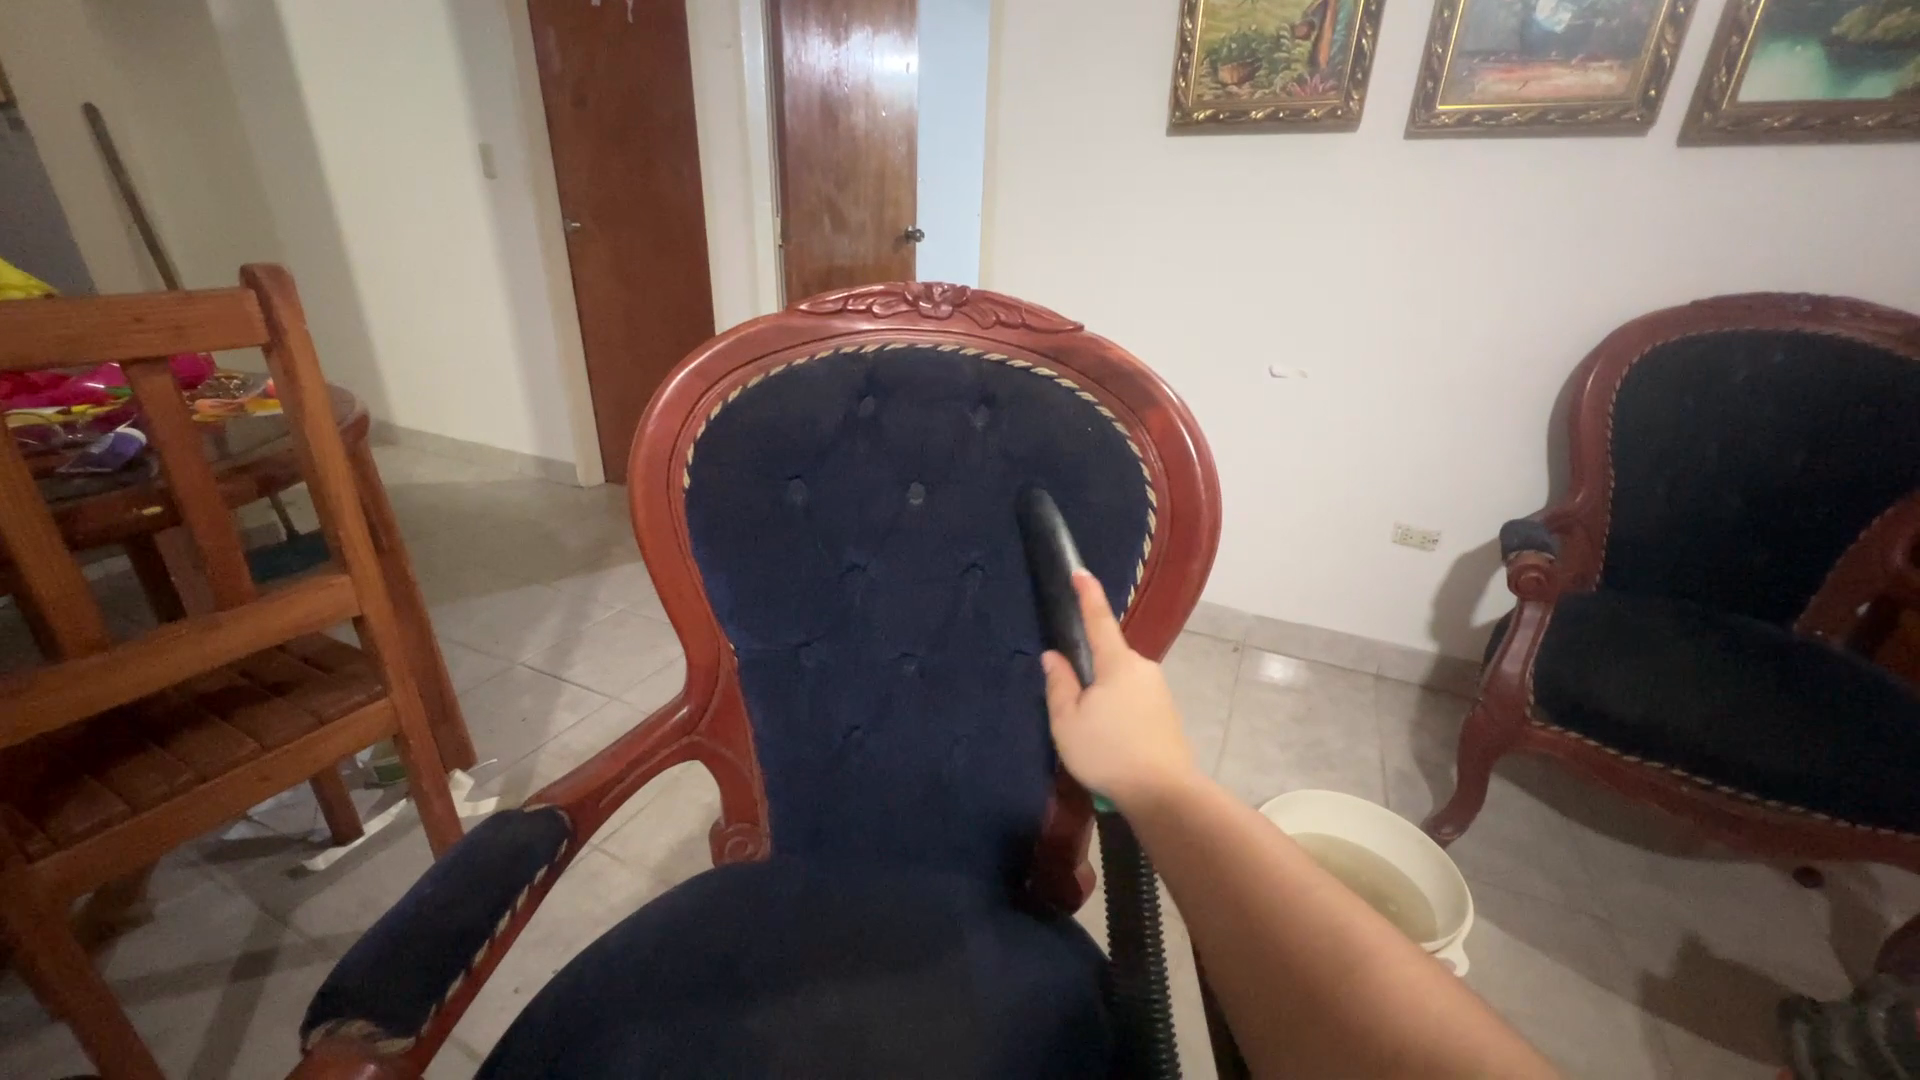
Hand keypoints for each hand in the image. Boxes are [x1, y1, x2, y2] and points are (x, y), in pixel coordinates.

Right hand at [1041, 570, 1197, 811]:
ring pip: (1119, 683)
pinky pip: (1132, 702)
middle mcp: (1142, 668)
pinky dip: (1117, 714)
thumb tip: (1054, 656)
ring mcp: (1158, 691)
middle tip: (1070, 709)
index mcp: (1117, 663)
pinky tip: (1110, 744)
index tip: (1080, 571)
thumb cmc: (1108, 752)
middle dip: (1088, 674)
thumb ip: (1059, 684)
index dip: (1087, 595)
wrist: (1165, 793)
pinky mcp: (1166, 713)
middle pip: (1108, 659)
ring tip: (1089, 737)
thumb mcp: (1068, 721)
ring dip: (1102, 699)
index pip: (1098, 620)